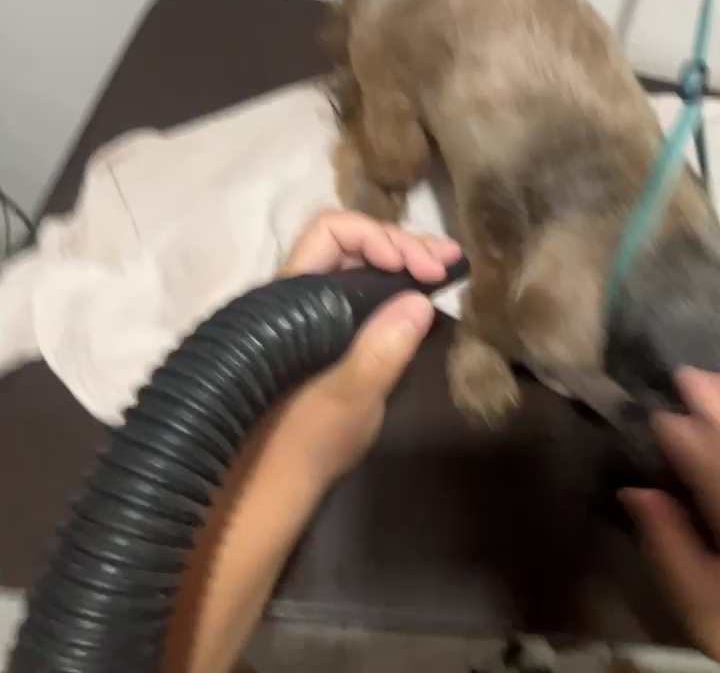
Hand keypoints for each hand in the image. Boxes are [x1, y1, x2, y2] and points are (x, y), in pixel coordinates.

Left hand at [262, 211, 461, 493]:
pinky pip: (365, 289)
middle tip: (449, 261)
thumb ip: (380, 352)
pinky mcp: (331, 330)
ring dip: (405, 259)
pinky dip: (399, 284)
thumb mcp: (348, 402)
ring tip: (449, 264)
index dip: (378, 237)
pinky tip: (425, 290)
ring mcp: (316, 310)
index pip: (332, 232)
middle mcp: (301, 292)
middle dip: (402, 244)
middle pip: (352, 241)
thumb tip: (419, 300)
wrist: (270, 487)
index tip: (419, 267)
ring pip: (361, 264)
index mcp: (292, 296)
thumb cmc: (303, 445)